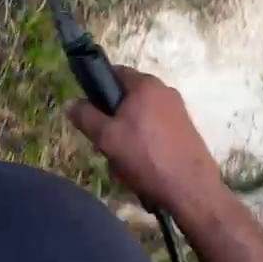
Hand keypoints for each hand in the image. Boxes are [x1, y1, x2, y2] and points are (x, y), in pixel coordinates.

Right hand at [67, 65, 229, 220]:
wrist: (192, 189)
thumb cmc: (146, 157)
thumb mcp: (107, 138)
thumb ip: (86, 116)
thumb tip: (70, 102)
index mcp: (145, 84)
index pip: (114, 72)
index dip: (98, 89)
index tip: (90, 112)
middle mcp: (164, 89)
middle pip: (128, 96)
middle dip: (114, 118)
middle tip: (107, 143)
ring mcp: (178, 109)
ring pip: (141, 115)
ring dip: (129, 134)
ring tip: (125, 161)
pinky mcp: (186, 129)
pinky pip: (157, 128)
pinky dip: (146, 142)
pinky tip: (143, 166)